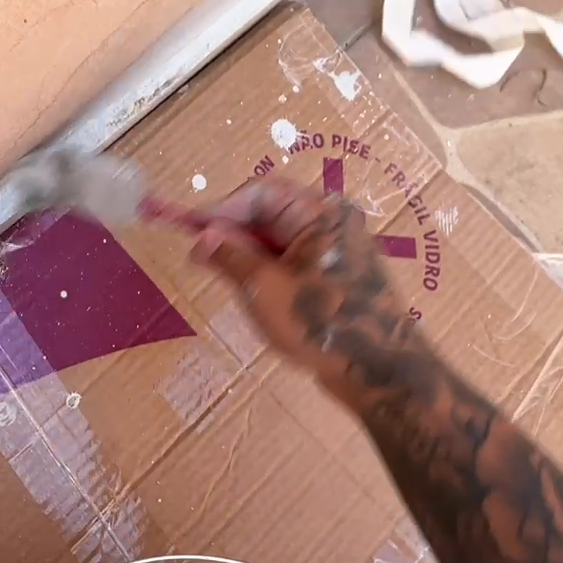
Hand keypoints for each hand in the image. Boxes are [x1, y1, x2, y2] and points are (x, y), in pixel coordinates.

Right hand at [189, 177, 419, 400]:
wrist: (375, 369)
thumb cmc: (318, 322)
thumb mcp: (262, 287)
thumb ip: (229, 256)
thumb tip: (201, 236)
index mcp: (320, 213)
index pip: (259, 193)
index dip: (220, 209)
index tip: (188, 229)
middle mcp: (331, 222)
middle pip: (269, 212)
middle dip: (230, 230)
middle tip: (198, 255)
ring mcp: (336, 248)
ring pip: (277, 237)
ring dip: (244, 250)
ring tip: (215, 272)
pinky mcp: (334, 273)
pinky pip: (290, 257)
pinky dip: (263, 265)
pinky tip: (245, 285)